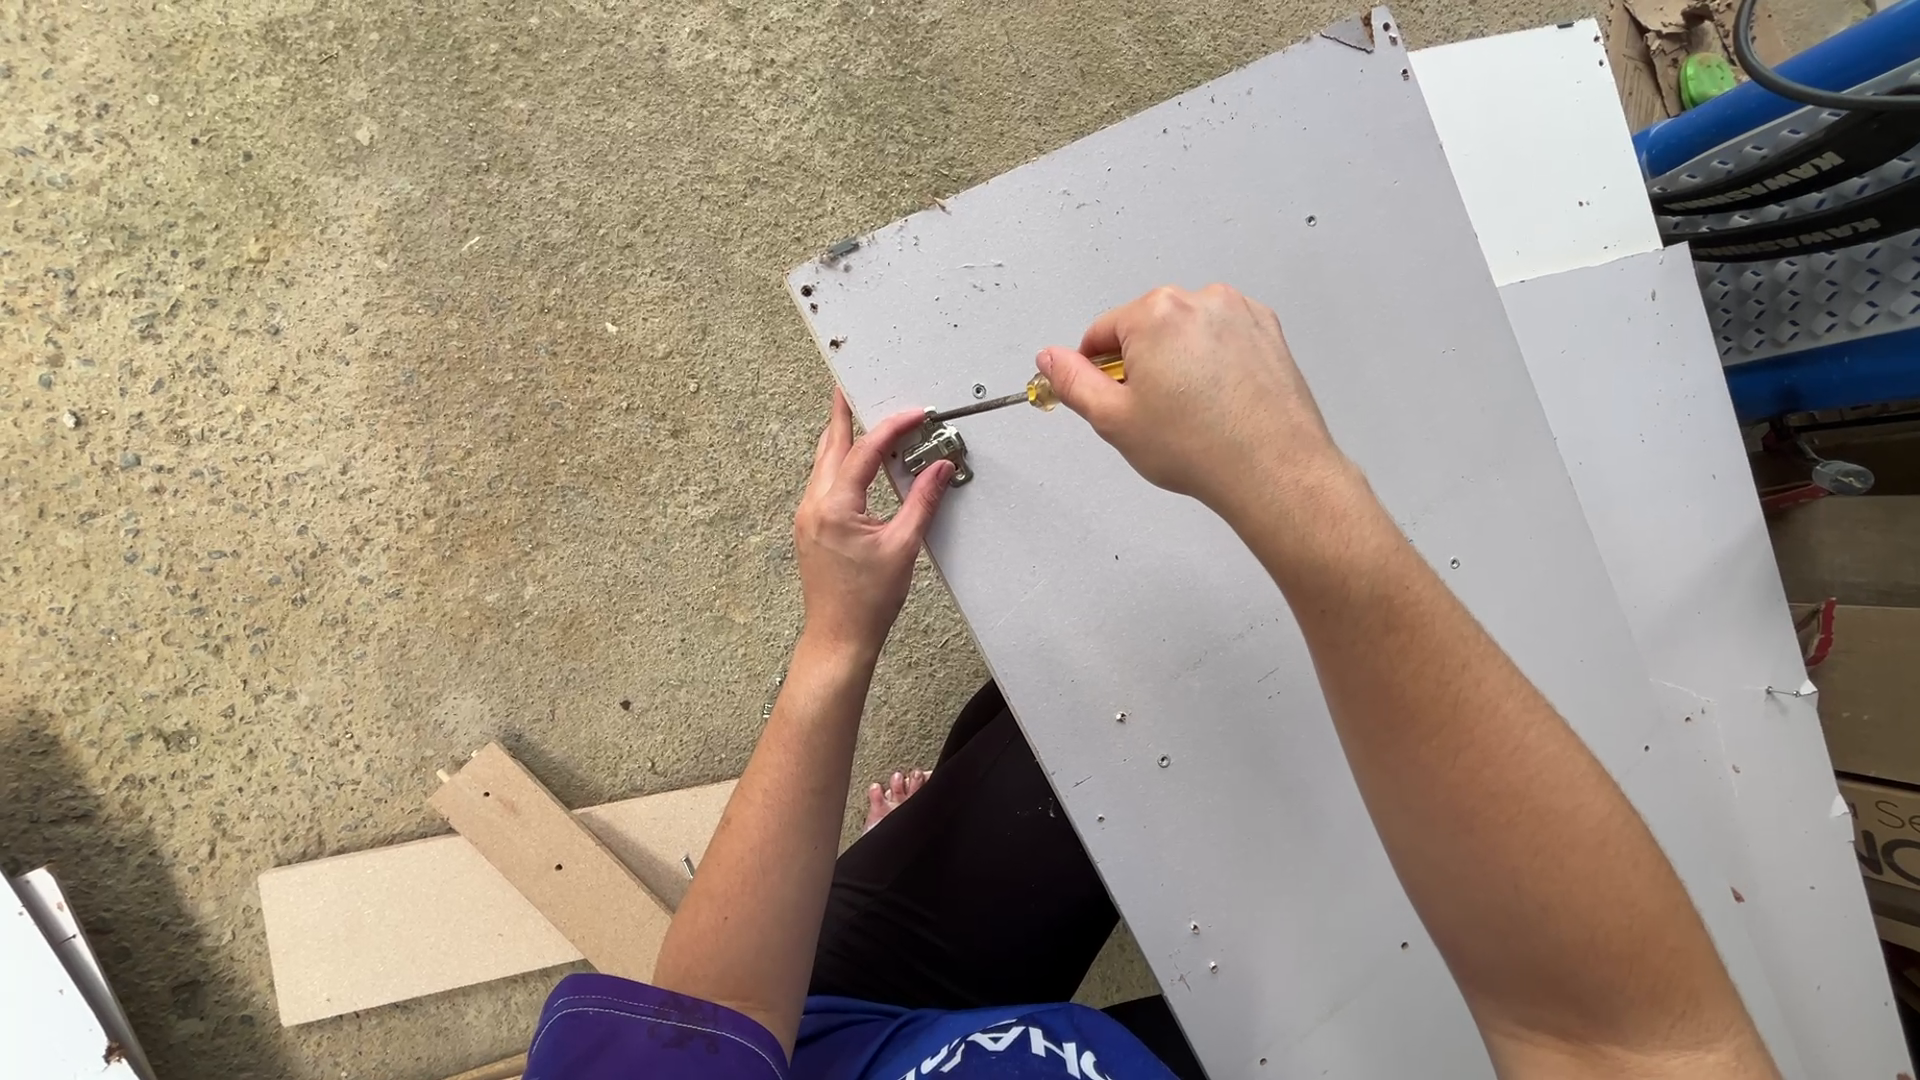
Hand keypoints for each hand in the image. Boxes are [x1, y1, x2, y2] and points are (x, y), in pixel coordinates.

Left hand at [794, 390, 954, 654]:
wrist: (839, 637)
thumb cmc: (866, 601)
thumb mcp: (903, 546)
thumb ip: (923, 501)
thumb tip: (939, 469)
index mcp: (834, 506)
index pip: (864, 451)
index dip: (891, 428)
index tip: (913, 415)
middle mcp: (813, 505)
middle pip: (830, 446)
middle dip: (843, 415)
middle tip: (850, 388)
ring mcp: (807, 517)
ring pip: (822, 463)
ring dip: (840, 439)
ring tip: (854, 419)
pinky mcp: (809, 528)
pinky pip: (822, 483)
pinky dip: (838, 464)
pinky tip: (853, 466)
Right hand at [1036, 284, 1349, 519]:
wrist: (1272, 468)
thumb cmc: (1200, 448)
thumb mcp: (1113, 419)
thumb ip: (1072, 381)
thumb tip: (1051, 359)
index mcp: (1155, 313)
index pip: (1101, 333)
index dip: (1096, 370)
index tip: (1109, 399)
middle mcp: (1199, 300)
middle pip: (1144, 329)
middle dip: (1139, 366)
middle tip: (1152, 414)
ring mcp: (1238, 313)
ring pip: (1183, 334)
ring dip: (1176, 364)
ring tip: (1188, 413)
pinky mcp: (1265, 330)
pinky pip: (1220, 339)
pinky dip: (1211, 364)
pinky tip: (1215, 404)